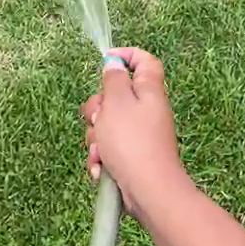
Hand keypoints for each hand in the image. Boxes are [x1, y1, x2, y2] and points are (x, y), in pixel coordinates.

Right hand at [83, 47, 191, 217]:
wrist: (148, 190)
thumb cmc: (131, 142)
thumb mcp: (116, 102)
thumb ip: (113, 79)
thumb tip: (114, 64)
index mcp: (148, 91)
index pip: (144, 61)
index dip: (125, 55)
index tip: (105, 60)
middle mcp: (146, 110)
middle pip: (115, 95)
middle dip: (97, 108)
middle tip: (98, 118)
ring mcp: (139, 134)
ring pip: (107, 124)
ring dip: (96, 136)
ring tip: (100, 150)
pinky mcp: (132, 155)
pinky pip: (109, 147)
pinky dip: (101, 156)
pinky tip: (100, 168)